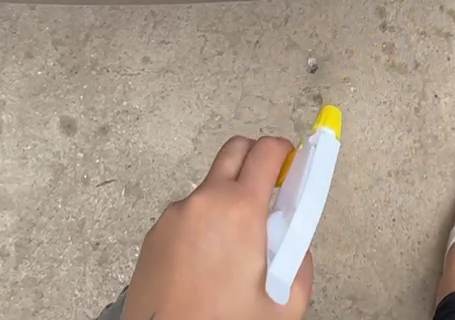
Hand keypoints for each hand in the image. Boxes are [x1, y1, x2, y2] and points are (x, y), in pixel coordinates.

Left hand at [124, 135, 314, 319]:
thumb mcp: (284, 306)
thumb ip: (300, 263)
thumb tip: (298, 242)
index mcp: (240, 210)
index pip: (268, 150)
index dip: (285, 152)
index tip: (292, 166)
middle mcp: (205, 201)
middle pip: (236, 149)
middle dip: (256, 160)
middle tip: (269, 192)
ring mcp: (175, 215)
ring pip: (210, 185)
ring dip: (227, 197)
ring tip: (235, 246)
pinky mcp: (154, 234)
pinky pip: (187, 213)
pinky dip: (202, 223)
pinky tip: (206, 262)